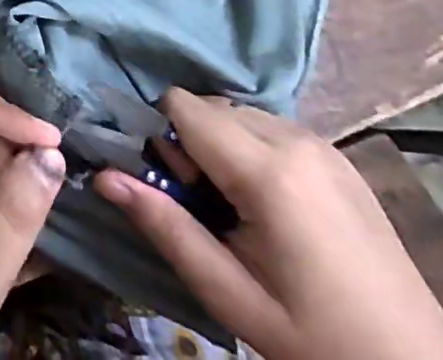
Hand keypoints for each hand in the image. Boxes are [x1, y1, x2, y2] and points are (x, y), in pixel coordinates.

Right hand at [94, 90, 442, 359]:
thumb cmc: (317, 341)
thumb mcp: (230, 295)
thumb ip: (165, 226)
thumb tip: (104, 176)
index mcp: (269, 171)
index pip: (185, 106)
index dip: (163, 137)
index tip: (173, 186)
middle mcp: (296, 139)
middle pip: (210, 107)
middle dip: (190, 143)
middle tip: (204, 207)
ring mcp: (323, 143)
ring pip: (239, 114)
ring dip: (220, 145)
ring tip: (238, 210)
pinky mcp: (338, 155)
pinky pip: (270, 128)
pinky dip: (251, 149)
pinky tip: (270, 207)